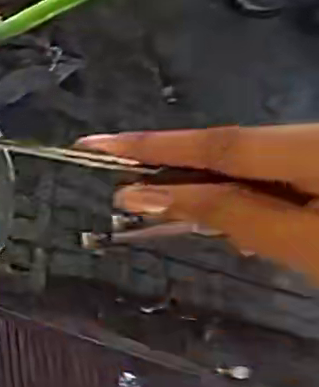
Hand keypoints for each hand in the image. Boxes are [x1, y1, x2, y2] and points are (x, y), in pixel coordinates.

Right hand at [77, 124, 318, 281]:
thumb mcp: (301, 242)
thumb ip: (222, 212)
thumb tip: (138, 194)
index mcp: (317, 150)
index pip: (218, 145)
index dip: (151, 145)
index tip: (89, 144)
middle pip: (243, 154)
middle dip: (187, 174)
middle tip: (131, 194)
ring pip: (268, 166)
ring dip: (226, 189)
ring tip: (201, 220)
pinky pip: (293, 174)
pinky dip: (264, 194)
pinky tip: (262, 218)